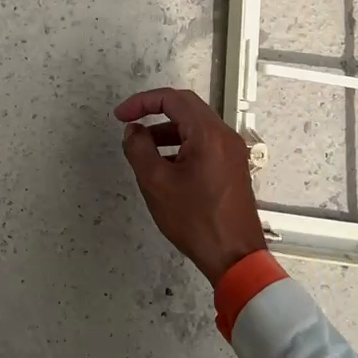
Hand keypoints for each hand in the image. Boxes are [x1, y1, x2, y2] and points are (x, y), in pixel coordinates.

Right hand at [115, 87, 267, 284]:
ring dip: (167, 129)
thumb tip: (134, 130)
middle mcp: (224, 136)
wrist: (236, 258)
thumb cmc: (194, 220)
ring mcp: (232, 152)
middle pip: (186, 107)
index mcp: (208, 134)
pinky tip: (165, 165)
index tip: (121, 116)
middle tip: (130, 122)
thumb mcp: (155, 182)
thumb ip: (138, 148)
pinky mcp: (233, 168)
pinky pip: (204, 142)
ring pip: (195, 125)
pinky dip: (181, 143)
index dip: (141, 102)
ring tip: (144, 147)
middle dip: (154, 110)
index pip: (172, 99)